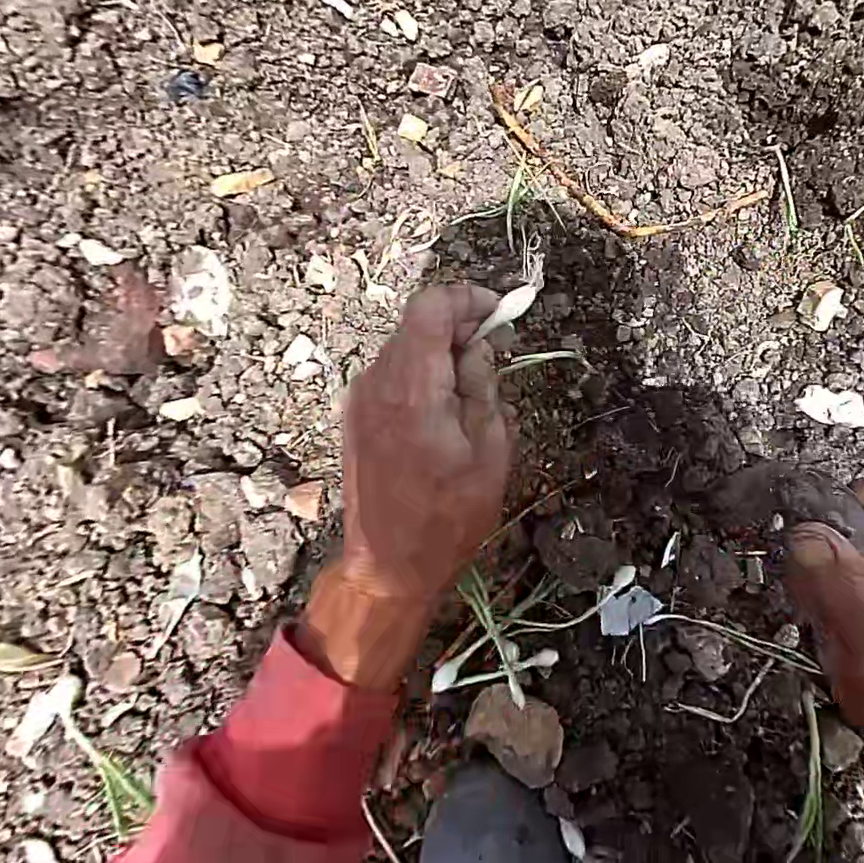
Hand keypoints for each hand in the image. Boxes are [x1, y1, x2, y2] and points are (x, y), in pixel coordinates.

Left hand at [338, 283, 514, 600]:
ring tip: (482, 379)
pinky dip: (429, 366)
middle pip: (420, 321)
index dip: (470, 298)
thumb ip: (485, 385)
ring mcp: (362, 397)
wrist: (390, 564)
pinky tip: (453, 397)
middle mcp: (378, 384)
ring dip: (448, 346)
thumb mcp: (491, 449)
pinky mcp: (359, 412)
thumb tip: (482, 344)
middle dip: (465, 323)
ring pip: (409, 342)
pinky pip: (398, 368)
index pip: (431, 308)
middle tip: (503, 347)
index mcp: (413, 390)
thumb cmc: (452, 513)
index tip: (504, 313)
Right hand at [784, 480, 863, 748]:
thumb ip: (844, 594)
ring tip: (839, 608)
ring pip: (863, 532)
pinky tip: (850, 608)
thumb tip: (807, 534)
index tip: (815, 564)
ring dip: (840, 562)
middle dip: (835, 546)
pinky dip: (850, 573)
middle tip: (827, 599)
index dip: (833, 523)